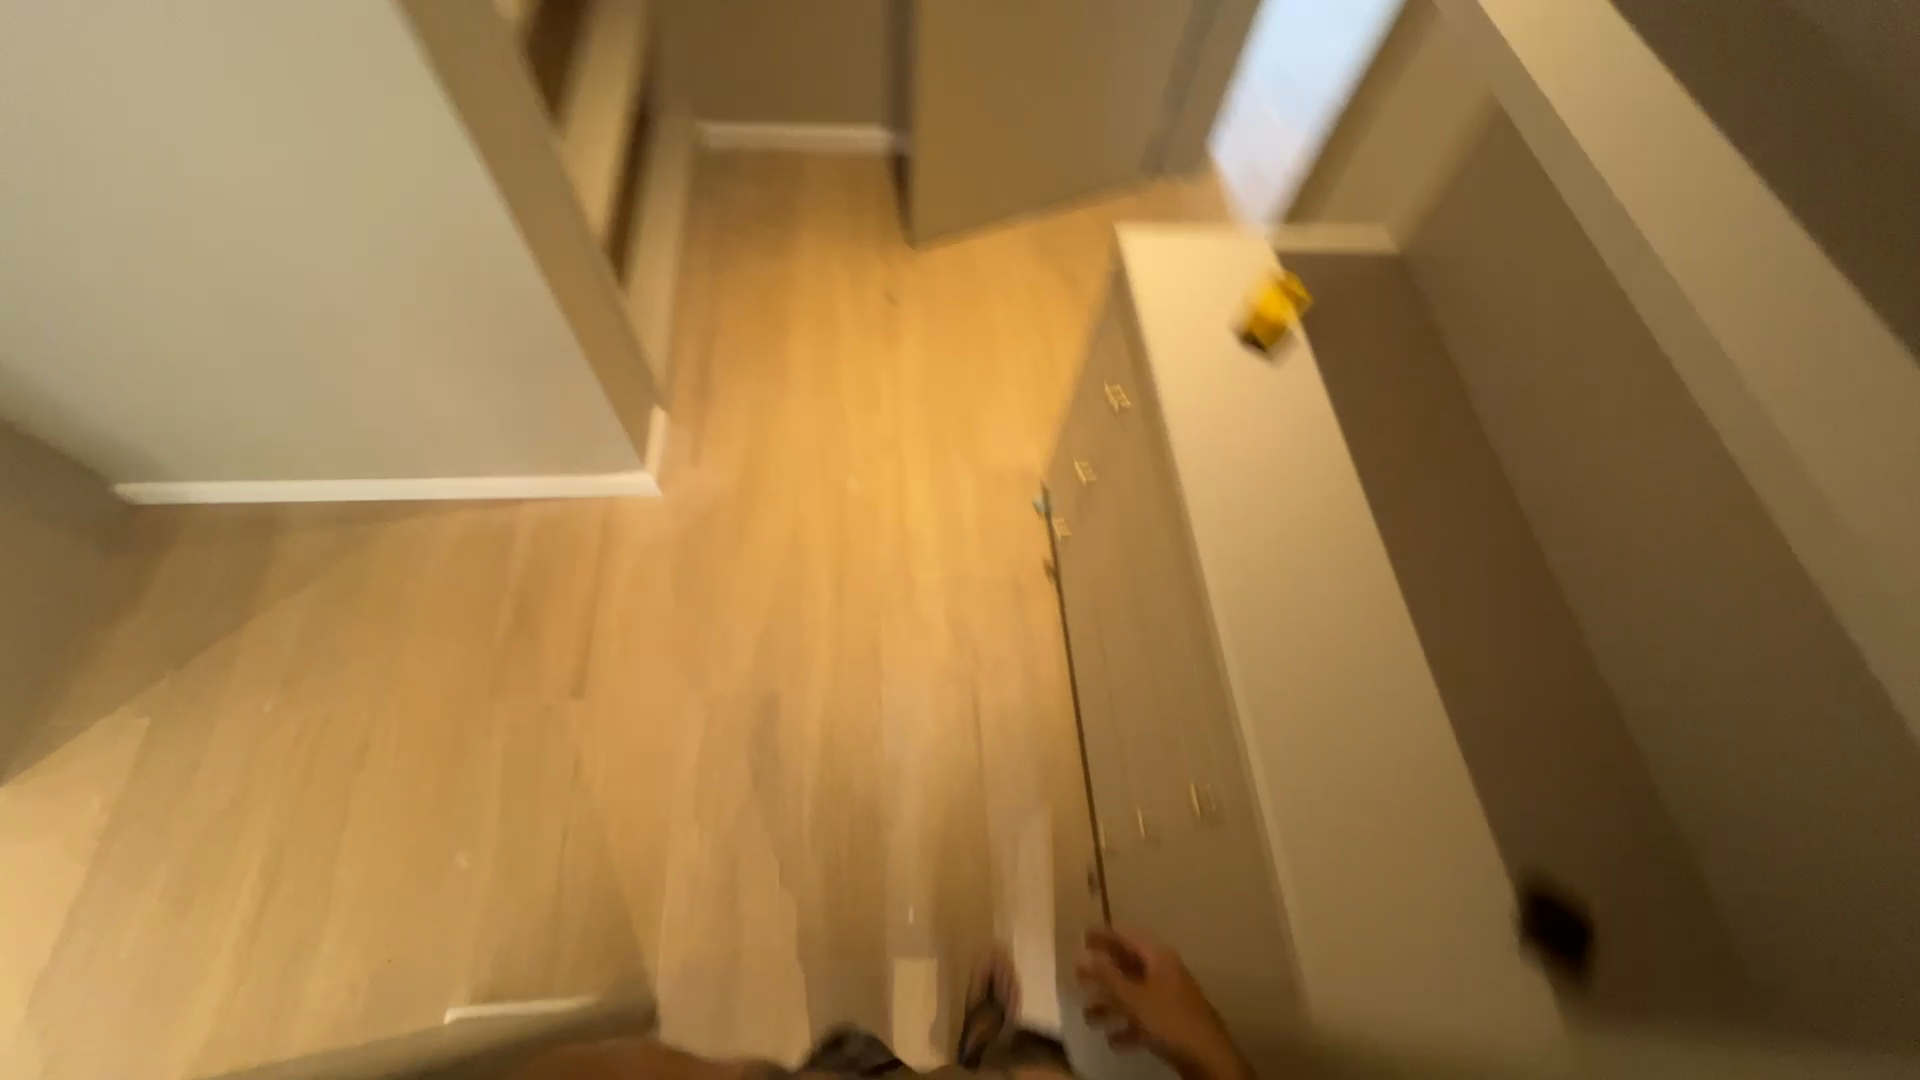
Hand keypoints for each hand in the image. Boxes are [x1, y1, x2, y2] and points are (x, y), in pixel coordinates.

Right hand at [1075, 928, 1250, 1079]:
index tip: (1081, 937)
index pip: (1126, 936)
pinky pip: (1144, 1017)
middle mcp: (1164, 971)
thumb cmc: (1169, 1020)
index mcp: (1158, 956)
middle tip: (1077, 976)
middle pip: (1128, 964)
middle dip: (1103, 972)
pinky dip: (1128, 1025)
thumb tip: (1080, 953)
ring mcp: (1170, 997)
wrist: (1210, 1060)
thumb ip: (1106, 976)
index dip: (1103, 935)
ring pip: (1134, 993)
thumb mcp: (1133, 998)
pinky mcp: (1174, 1022)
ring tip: (1088, 1016)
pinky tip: (1113, 1041)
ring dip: (1111, 1003)